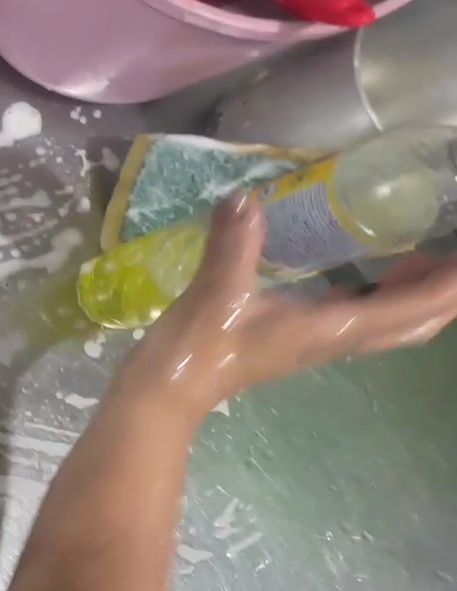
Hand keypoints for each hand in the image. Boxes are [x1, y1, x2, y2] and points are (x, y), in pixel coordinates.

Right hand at [116, 190, 456, 418]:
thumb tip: (241, 198)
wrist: (161, 392)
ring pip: (396, 324)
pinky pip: (360, 323)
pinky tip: (350, 279)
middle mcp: (339, 338)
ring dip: (415, 296)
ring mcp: (316, 344)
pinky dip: (375, 301)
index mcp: (336, 326)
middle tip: (440, 247)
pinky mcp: (293, 344)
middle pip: (425, 319)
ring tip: (407, 258)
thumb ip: (232, 245)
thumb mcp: (214, 293)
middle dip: (446, 287)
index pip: (430, 301)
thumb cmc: (194, 349)